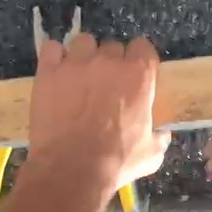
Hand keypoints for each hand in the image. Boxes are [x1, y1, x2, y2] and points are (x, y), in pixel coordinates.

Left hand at [28, 31, 170, 188]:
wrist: (71, 168)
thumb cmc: (116, 161)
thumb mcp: (151, 154)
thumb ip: (159, 137)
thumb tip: (161, 133)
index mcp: (138, 75)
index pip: (143, 47)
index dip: (138, 59)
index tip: (134, 73)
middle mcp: (108, 61)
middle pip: (112, 47)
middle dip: (110, 62)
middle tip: (105, 84)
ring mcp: (76, 63)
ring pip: (83, 43)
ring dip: (83, 56)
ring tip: (78, 76)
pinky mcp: (49, 71)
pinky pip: (51, 48)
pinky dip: (54, 58)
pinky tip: (56, 74)